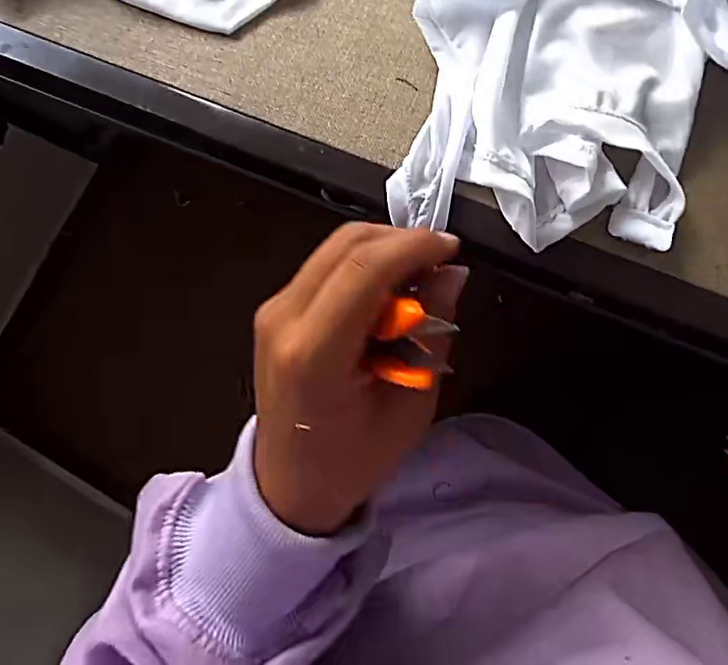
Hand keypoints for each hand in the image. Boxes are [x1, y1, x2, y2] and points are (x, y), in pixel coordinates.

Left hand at [250, 223, 466, 534]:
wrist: (288, 488)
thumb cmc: (353, 459)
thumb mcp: (411, 405)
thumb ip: (432, 332)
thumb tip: (451, 274)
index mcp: (314, 355)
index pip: (365, 268)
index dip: (415, 246)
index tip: (452, 249)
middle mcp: (285, 321)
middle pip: (350, 243)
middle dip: (405, 240)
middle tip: (442, 261)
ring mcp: (275, 310)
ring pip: (340, 244)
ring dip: (388, 247)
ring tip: (420, 276)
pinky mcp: (278, 307)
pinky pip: (330, 261)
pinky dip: (370, 261)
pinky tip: (392, 289)